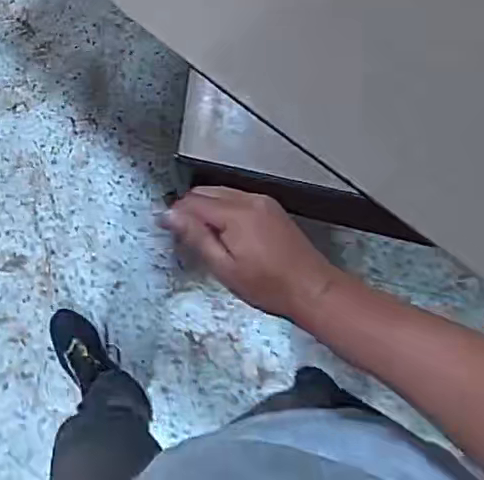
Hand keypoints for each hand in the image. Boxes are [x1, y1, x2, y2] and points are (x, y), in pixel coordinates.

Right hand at [160, 187, 352, 320]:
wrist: (315, 291)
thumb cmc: (269, 287)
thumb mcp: (225, 268)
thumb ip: (196, 237)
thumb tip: (169, 215)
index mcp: (234, 214)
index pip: (191, 202)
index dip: (176, 214)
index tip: (168, 229)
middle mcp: (247, 199)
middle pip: (203, 192)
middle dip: (189, 209)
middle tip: (188, 236)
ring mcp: (260, 200)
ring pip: (218, 192)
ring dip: (206, 207)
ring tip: (208, 235)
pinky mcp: (270, 205)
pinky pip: (235, 197)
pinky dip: (223, 207)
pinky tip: (228, 230)